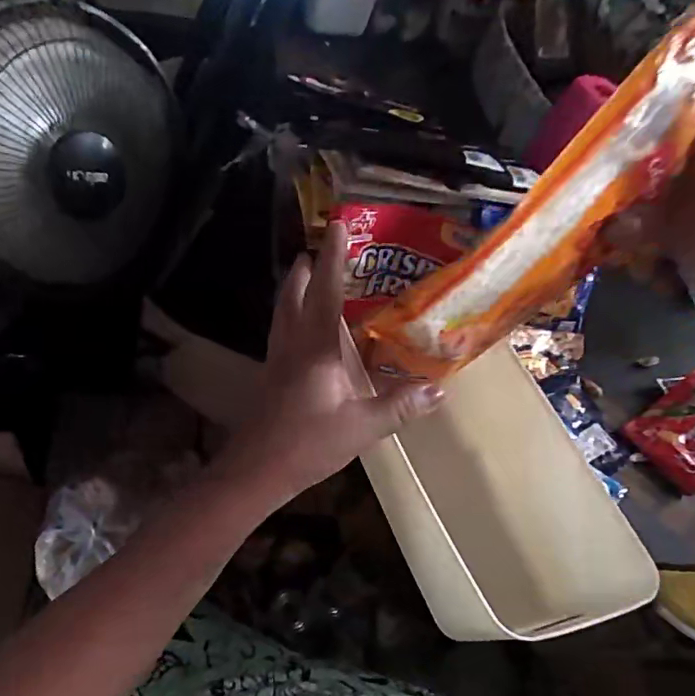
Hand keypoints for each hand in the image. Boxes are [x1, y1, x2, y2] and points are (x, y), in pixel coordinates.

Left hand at [218, 222, 444, 503]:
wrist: (256, 471)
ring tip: (311, 279)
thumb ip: (399, 406)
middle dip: (308, 269)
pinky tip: (306, 332)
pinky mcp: (270, 377)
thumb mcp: (361, 427)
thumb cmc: (307, 444)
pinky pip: (282, 334)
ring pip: (283, 312)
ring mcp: (276, 360)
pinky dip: (293, 318)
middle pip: (294, 294)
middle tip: (323, 251)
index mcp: (315, 347)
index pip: (325, 291)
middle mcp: (291, 344)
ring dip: (296, 290)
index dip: (333, 257)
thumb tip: (438, 390)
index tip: (338, 225)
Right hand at [607, 97, 694, 339]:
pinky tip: (658, 280)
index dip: (653, 121)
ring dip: (644, 234)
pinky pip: (679, 234)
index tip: (606, 149)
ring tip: (637, 266)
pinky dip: (661, 255)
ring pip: (670, 203)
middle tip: (605, 220)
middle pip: (676, 160)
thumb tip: (604, 223)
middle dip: (637, 193)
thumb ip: (659, 224)